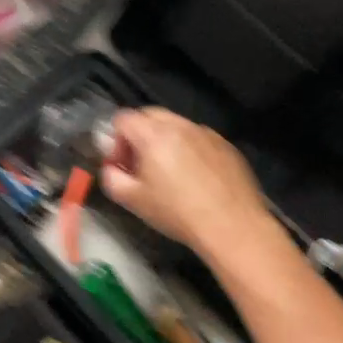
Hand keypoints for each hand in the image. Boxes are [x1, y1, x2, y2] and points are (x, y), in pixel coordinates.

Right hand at [101, 107, 272, 256]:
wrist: (232, 226)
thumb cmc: (177, 212)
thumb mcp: (133, 201)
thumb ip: (112, 177)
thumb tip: (111, 168)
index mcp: (153, 134)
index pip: (123, 118)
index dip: (116, 140)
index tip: (122, 165)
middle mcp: (180, 125)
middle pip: (150, 115)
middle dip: (139, 136)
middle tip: (141, 166)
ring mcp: (207, 133)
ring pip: (176, 126)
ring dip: (165, 142)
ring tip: (170, 174)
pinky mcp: (227, 145)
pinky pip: (199, 139)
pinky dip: (190, 150)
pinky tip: (196, 179)